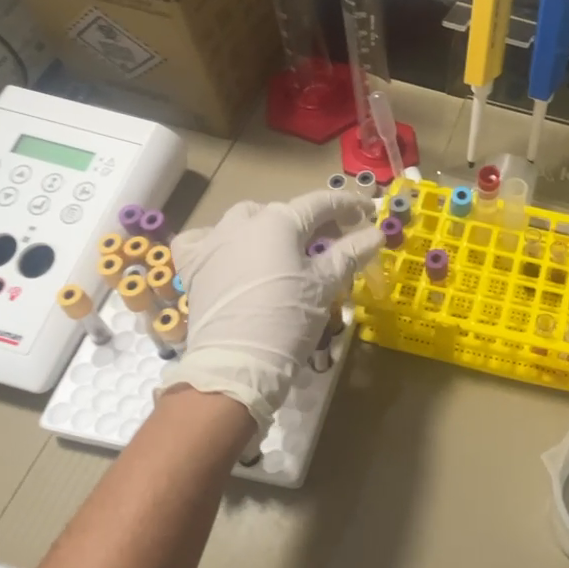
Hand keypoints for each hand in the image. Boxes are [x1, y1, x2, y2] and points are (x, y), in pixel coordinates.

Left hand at [161, 189, 381, 435]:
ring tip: (282, 251)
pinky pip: (205, 241)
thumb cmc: (288, 319)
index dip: (347, 205)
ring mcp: (213, 242)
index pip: (320, 203)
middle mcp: (243, 222)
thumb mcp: (326, 284)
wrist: (238, 364)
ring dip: (267, 229)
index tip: (365, 212)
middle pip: (284, 213)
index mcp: (279, 221)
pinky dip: (220, 243)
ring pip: (245, 222)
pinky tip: (230, 254)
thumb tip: (375, 233)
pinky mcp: (193, 266)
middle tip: (331, 242)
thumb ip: (350, 252)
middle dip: (310, 223)